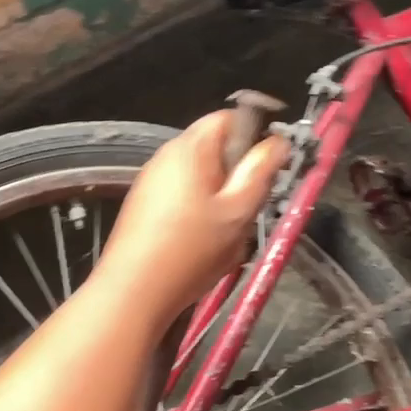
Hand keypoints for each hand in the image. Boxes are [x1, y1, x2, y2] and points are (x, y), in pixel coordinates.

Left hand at [91, 112, 287, 324]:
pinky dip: (201, 215)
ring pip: (202, 178)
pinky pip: (185, 198)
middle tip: (251, 208)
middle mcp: (167, 156)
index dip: (256, 133)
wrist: (132, 292)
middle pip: (215, 149)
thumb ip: (261, 171)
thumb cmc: (190, 249)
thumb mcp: (237, 211)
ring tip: (229, 233)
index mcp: (190, 147)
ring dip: (223, 200)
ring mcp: (152, 181)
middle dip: (239, 175)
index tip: (272, 166)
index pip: (229, 117)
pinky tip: (204, 246)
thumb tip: (277, 141)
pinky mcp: (145, 206)